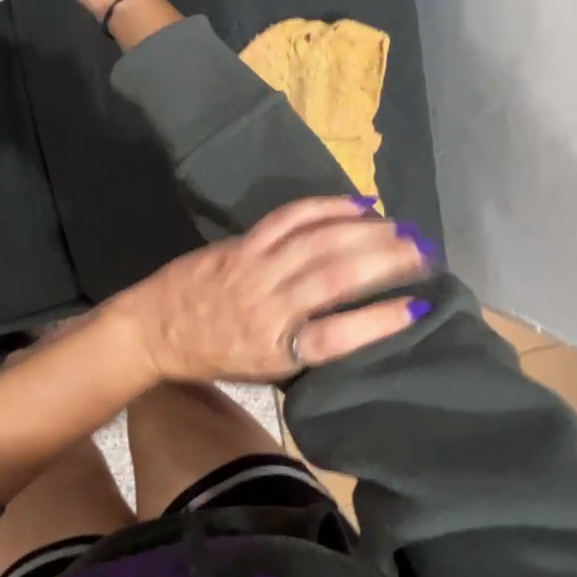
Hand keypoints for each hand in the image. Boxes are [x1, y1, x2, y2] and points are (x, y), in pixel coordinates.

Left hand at [107, 196, 435, 382]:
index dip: (379, 322)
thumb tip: (361, 328)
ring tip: (402, 230)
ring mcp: (254, 270)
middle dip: (386, 262)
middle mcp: (267, 309)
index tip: (418, 307)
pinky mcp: (242, 244)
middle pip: (335, 278)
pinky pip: (289, 218)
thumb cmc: (212, 356)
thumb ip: (306, 352)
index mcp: (273, 352)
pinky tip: (358, 204)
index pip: (336, 339)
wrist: (153, 329)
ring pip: (318, 243)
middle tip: (423, 254)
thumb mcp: (261, 371)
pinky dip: (326, 207)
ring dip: (366, 232)